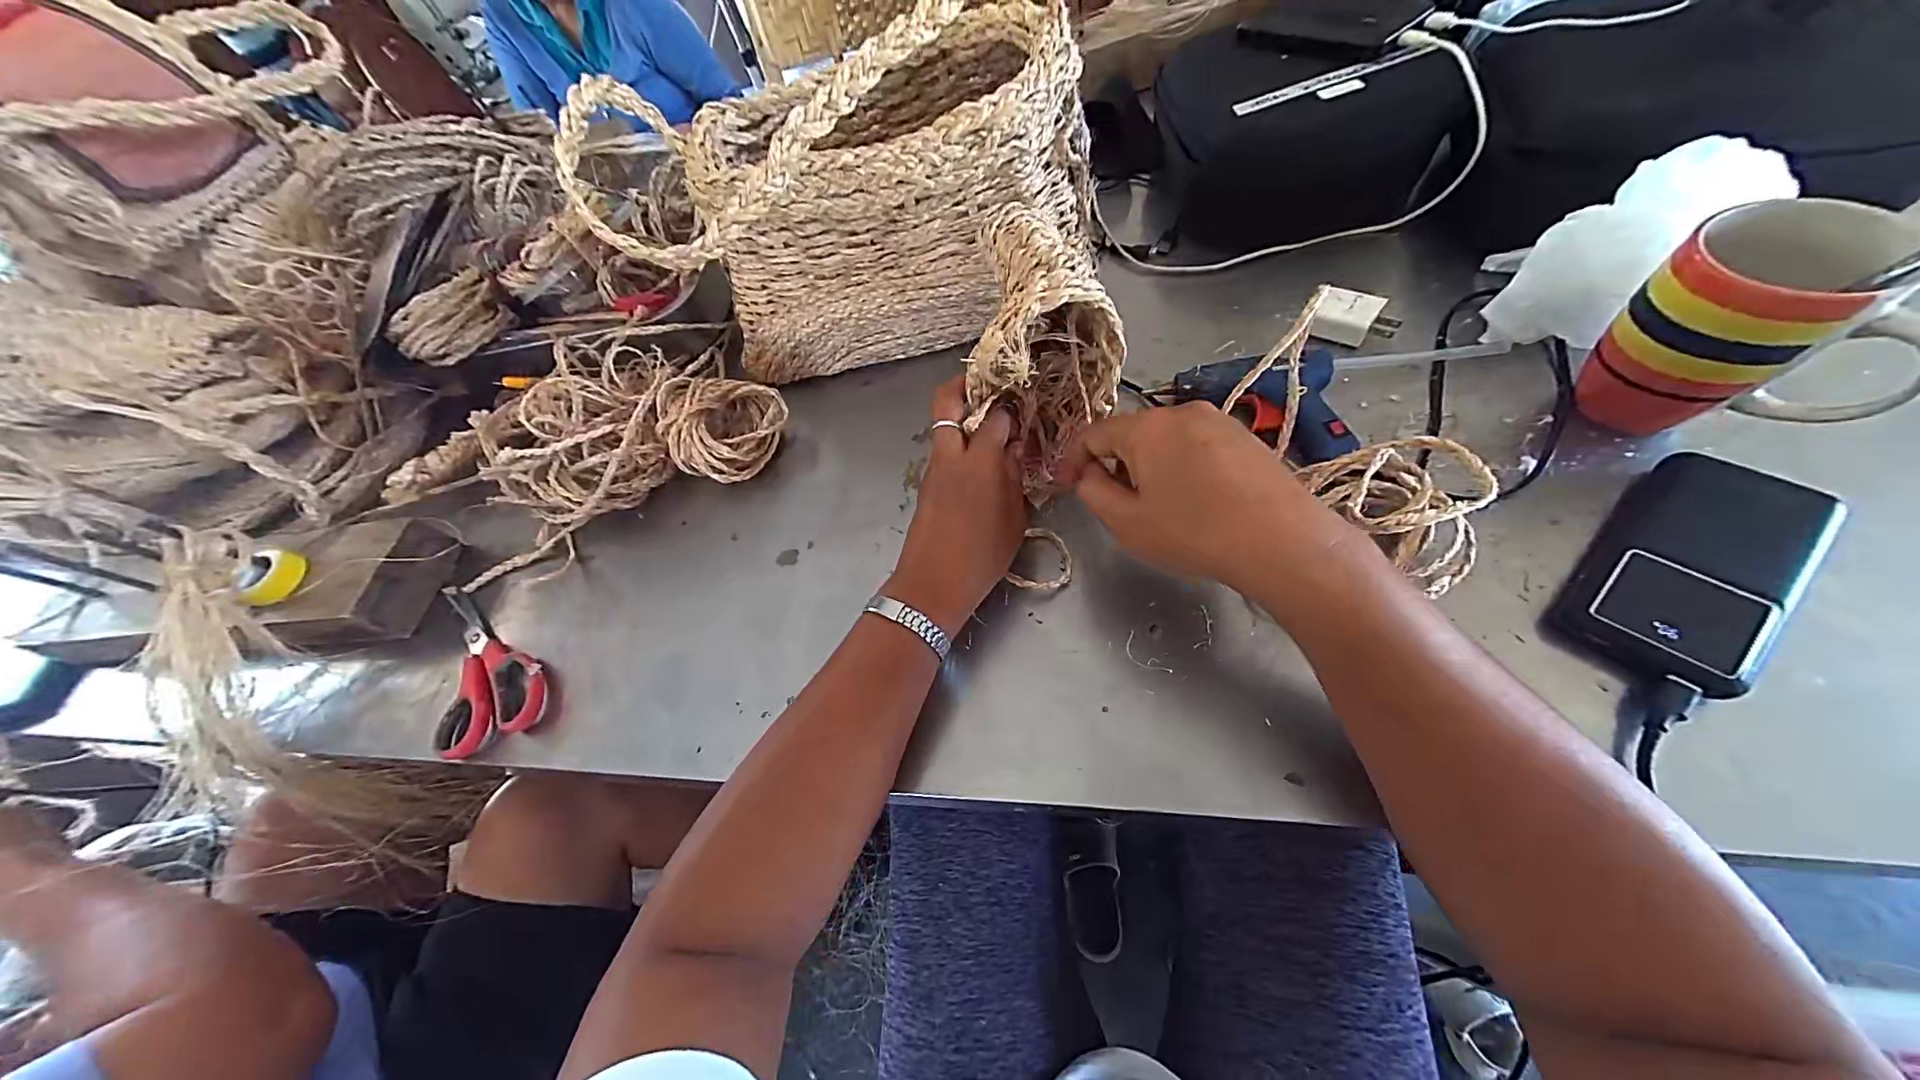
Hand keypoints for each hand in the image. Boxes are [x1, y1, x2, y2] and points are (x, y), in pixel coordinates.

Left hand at [885, 377, 1028, 634]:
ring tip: (991, 429)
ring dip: (962, 418)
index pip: (996, 416)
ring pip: (942, 426)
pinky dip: (959, 445)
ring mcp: (934, 468)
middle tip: (989, 390)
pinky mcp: (927, 484)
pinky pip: (943, 451)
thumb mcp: (1014, 519)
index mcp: (980, 461)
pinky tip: (981, 462)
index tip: (1023, 406)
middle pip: (946, 401)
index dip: (1011, 407)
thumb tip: (1015, 451)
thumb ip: (1015, 479)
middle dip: (965, 385)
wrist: (932, 583)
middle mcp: (952, 456)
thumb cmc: (982, 556)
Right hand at [1056, 403, 1361, 594]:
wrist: (1282, 541)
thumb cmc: (1195, 533)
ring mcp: (1219, 420)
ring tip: (1158, 506)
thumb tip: (1088, 475)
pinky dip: (1181, 467)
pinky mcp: (1245, 437)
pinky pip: (1196, 445)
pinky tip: (1194, 501)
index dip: (1071, 460)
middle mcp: (1181, 411)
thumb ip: (1092, 492)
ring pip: (1165, 439)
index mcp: (1146, 427)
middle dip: (1114, 464)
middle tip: (1116, 504)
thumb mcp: (1127, 522)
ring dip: (1148, 466)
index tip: (1065, 486)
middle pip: (1130, 433)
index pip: (1092, 433)